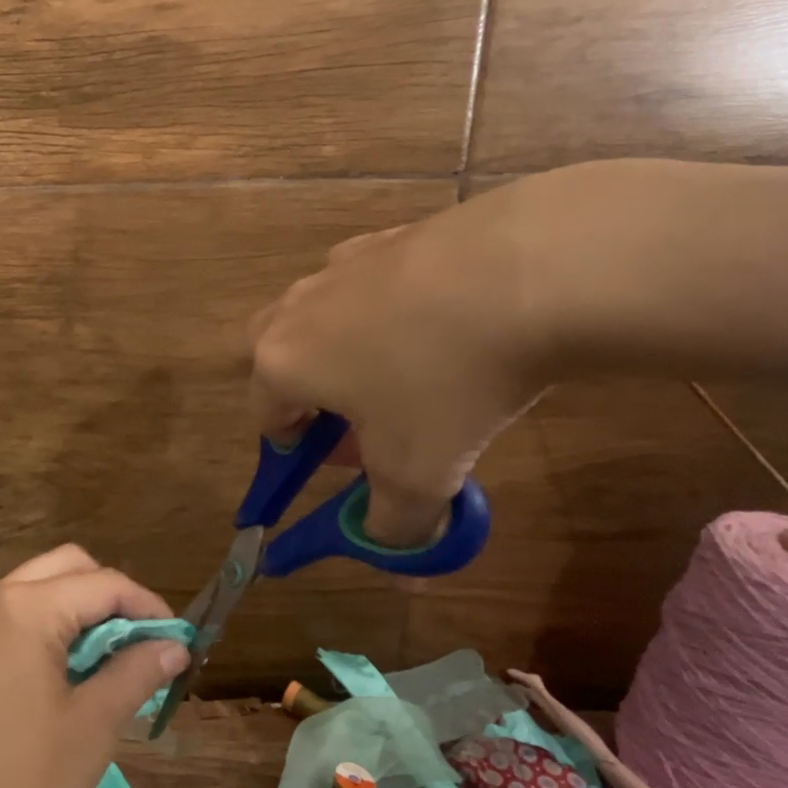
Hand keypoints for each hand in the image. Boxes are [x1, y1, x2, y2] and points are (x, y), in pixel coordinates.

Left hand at [0, 545, 189, 787]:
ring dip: (83, 607)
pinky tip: (79, 665)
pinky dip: (55, 621)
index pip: (102, 583)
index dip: (147, 605)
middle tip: (147, 642)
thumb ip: (136, 673)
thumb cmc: (29, 774)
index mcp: (24, 607)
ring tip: (120, 656)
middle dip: (112, 595)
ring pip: (42, 584)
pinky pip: (19, 610)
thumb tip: (175, 646)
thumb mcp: (93, 725)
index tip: (182, 639)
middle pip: (68, 567)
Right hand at [243, 174, 564, 545]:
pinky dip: (391, 307)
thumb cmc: (445, 382)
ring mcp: (336, 268)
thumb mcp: (421, 473)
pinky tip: (446, 320)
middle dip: (305, 391)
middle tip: (364, 416)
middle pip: (274, 356)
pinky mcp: (384, 238)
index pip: (266, 418)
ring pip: (320, 317)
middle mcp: (292, 311)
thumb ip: (393, 523)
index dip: (302, 452)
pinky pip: (368, 284)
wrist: (521, 273)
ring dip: (347, 348)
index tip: (352, 466)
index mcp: (280, 364)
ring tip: (415, 368)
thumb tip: (389, 548)